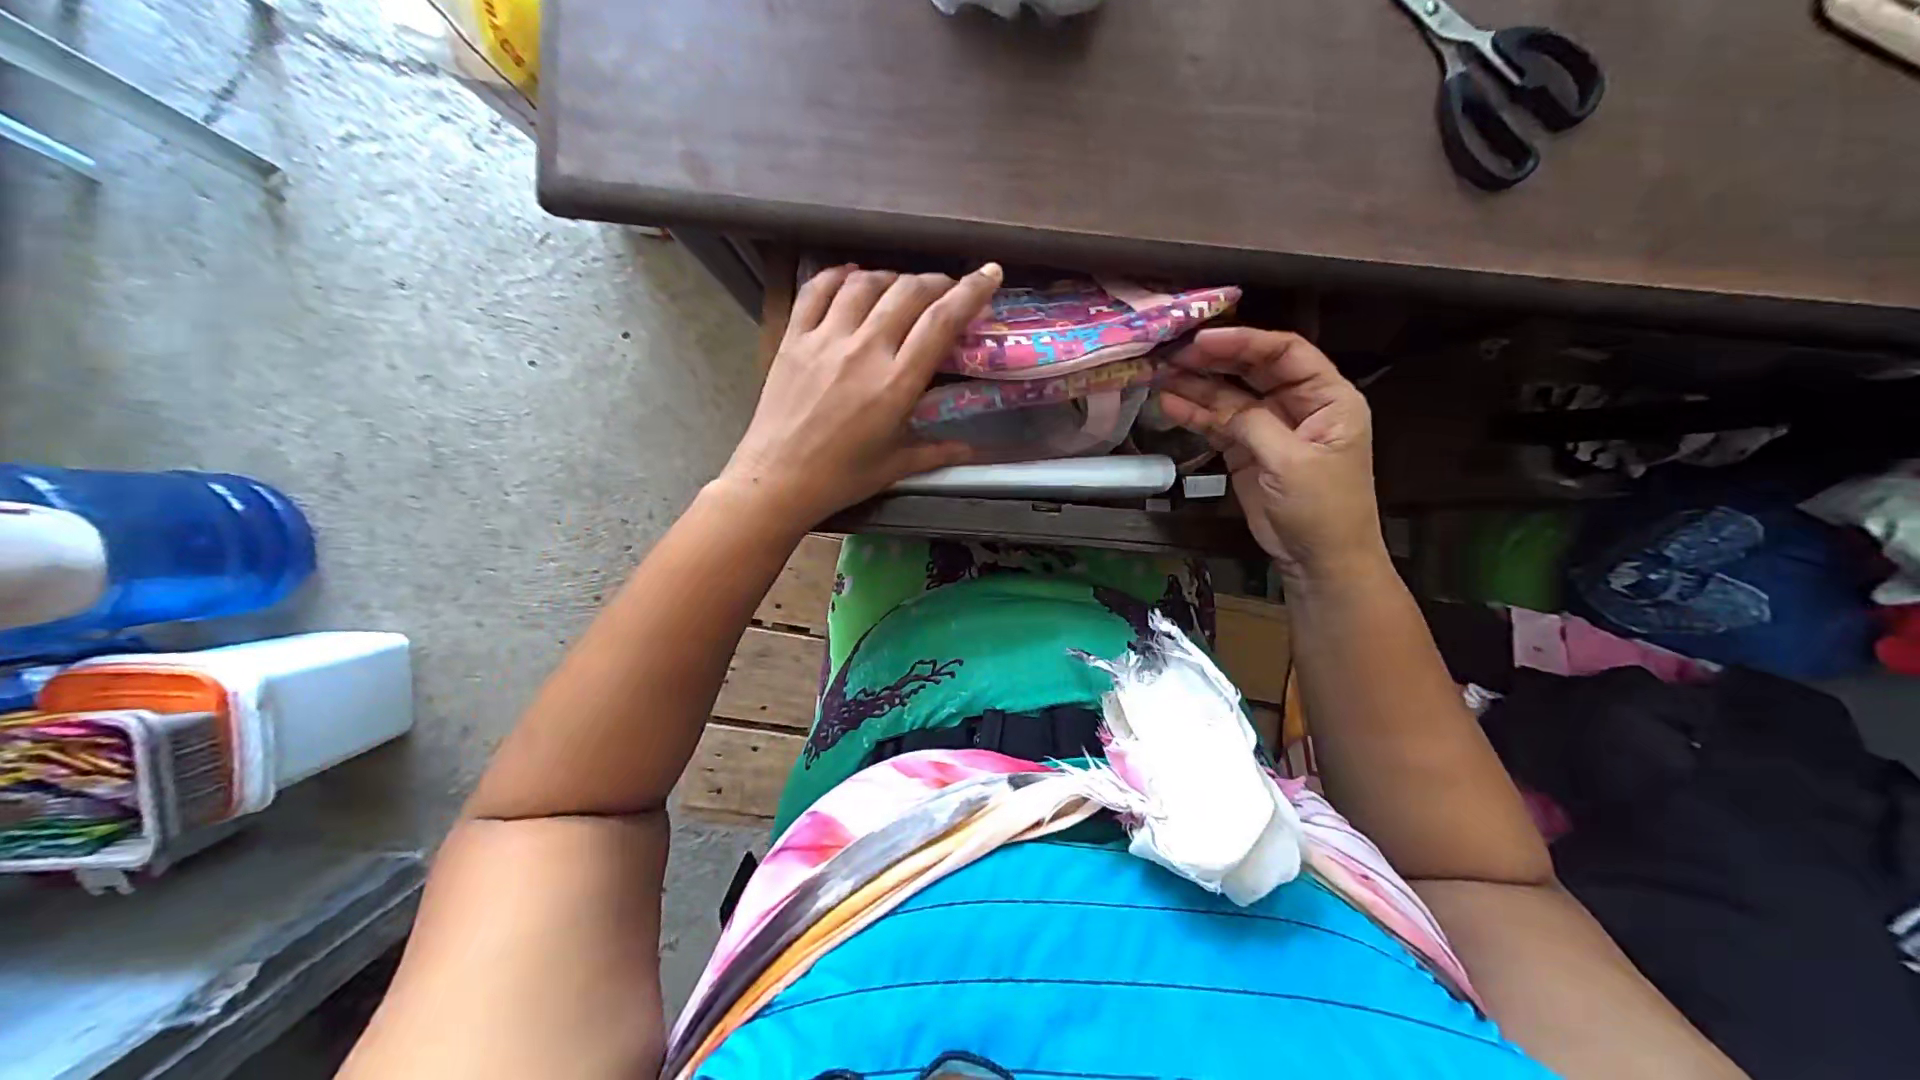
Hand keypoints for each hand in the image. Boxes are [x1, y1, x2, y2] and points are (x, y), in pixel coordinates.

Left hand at [717, 263, 1001, 525]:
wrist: (777, 480)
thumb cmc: (841, 478)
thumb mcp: (896, 466)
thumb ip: (937, 451)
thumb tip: (972, 451)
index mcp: (896, 383)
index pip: (941, 321)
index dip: (971, 291)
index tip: (989, 273)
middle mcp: (864, 351)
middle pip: (908, 292)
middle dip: (937, 281)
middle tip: (947, 289)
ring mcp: (826, 339)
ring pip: (865, 283)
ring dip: (892, 276)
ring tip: (903, 286)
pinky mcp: (794, 338)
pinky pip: (817, 290)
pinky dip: (839, 275)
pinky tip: (853, 276)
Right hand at [1157, 327, 1386, 582]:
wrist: (1319, 560)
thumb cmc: (1323, 509)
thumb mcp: (1292, 462)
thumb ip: (1255, 425)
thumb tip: (1222, 406)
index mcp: (1327, 398)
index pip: (1286, 353)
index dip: (1244, 342)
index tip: (1204, 340)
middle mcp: (1298, 405)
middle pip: (1253, 370)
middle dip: (1214, 361)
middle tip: (1174, 353)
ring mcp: (1269, 428)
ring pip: (1229, 397)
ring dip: (1197, 387)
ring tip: (1161, 374)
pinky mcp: (1246, 452)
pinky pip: (1218, 426)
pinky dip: (1195, 416)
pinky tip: (1170, 405)